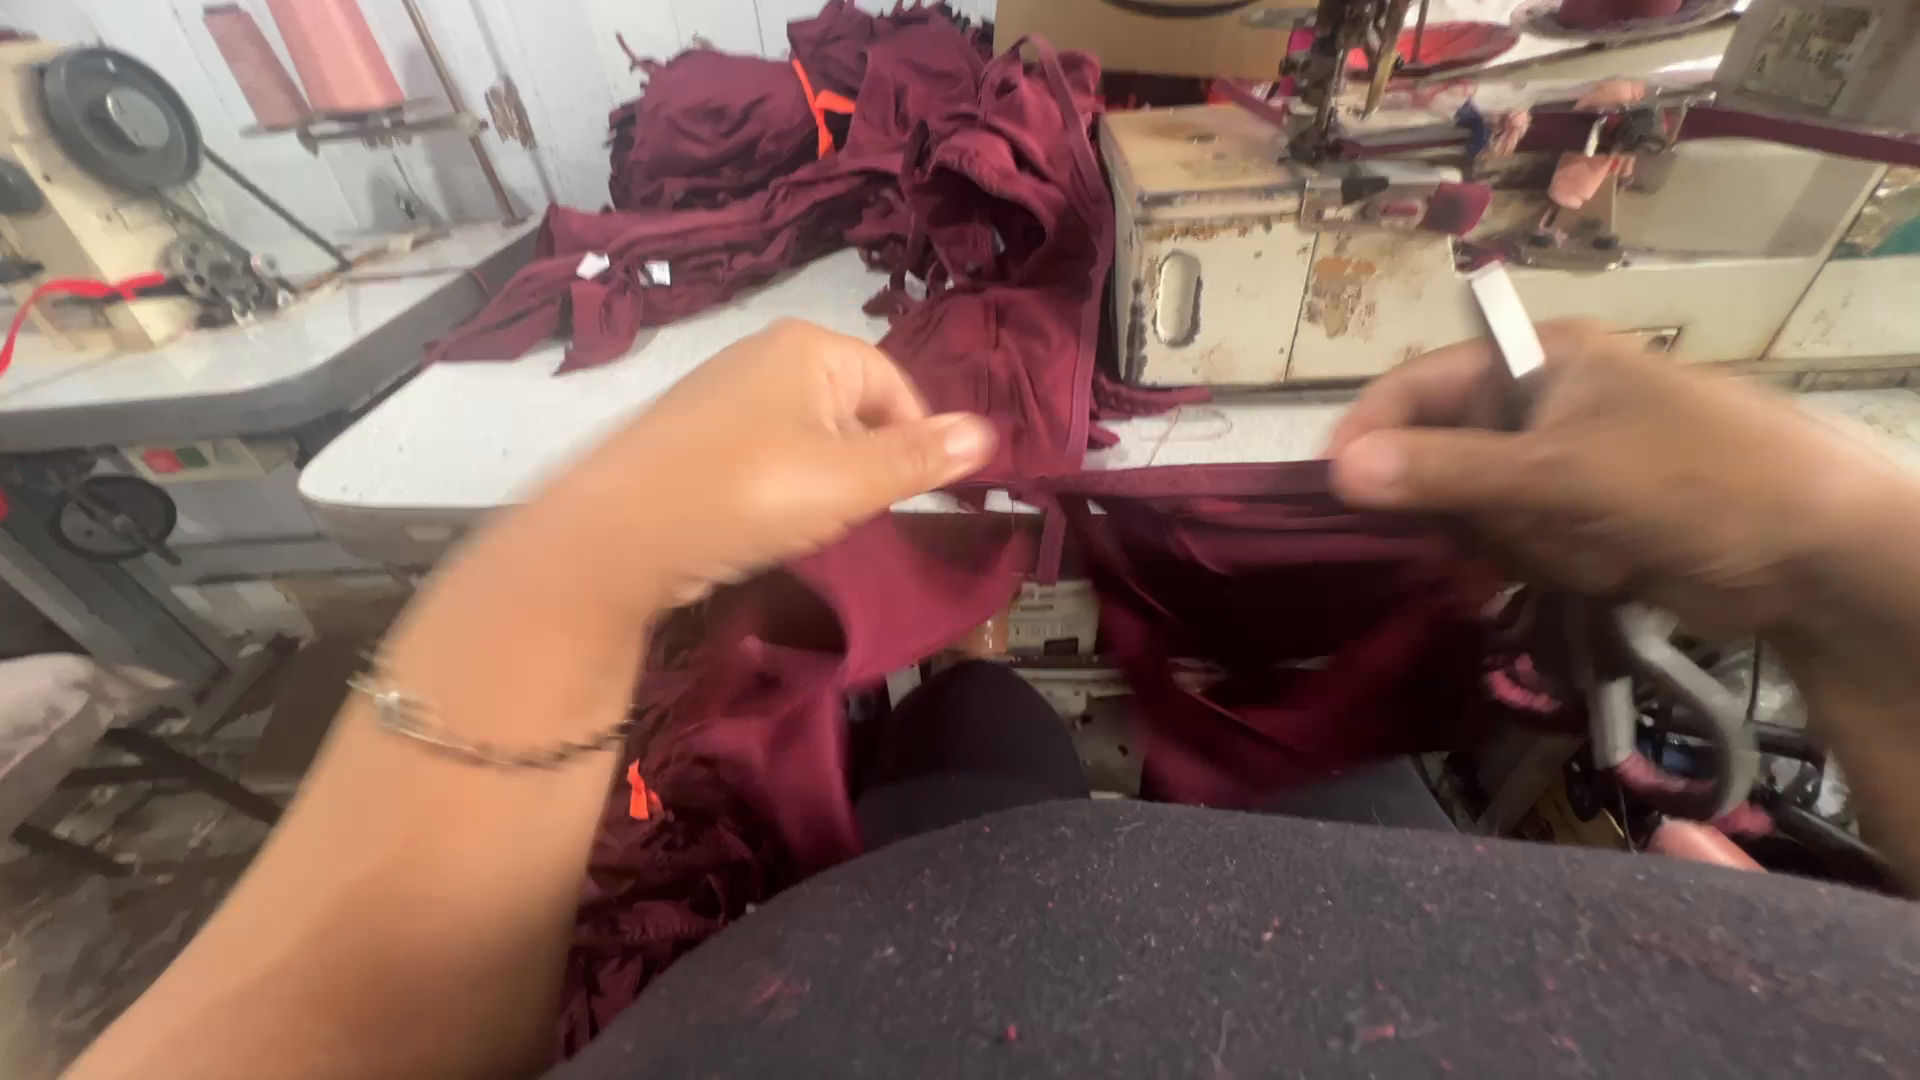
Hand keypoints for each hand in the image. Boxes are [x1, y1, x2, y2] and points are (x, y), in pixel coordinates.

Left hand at [524, 318, 995, 613]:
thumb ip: (921, 458)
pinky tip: (769, 520)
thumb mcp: (849, 481)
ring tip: (809, 522)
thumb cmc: (749, 494)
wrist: (618, 535)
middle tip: (853, 513)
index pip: (897, 386)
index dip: (915, 441)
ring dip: (827, 481)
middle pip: (856, 409)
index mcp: (810, 348)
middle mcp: (767, 356)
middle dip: (867, 464)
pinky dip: (784, 485)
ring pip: (813, 436)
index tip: (909, 495)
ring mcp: (727, 394)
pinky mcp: (701, 435)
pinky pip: (771, 452)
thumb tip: (988, 434)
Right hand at [1325, 321, 1904, 638]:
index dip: (1367, 433)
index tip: (1332, 487)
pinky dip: (1519, 558)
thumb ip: (1444, 471)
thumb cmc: (1696, 483)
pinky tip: (1579, 564)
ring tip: (1567, 546)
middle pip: (1428, 451)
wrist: (1821, 563)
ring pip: (1457, 504)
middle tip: (1473, 531)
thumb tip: (1336, 472)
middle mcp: (1528, 405)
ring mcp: (1542, 462)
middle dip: (1448, 500)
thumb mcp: (1559, 474)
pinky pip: (1494, 536)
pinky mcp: (1558, 513)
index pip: (1412, 387)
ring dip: (1499, 536)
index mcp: (1532, 362)